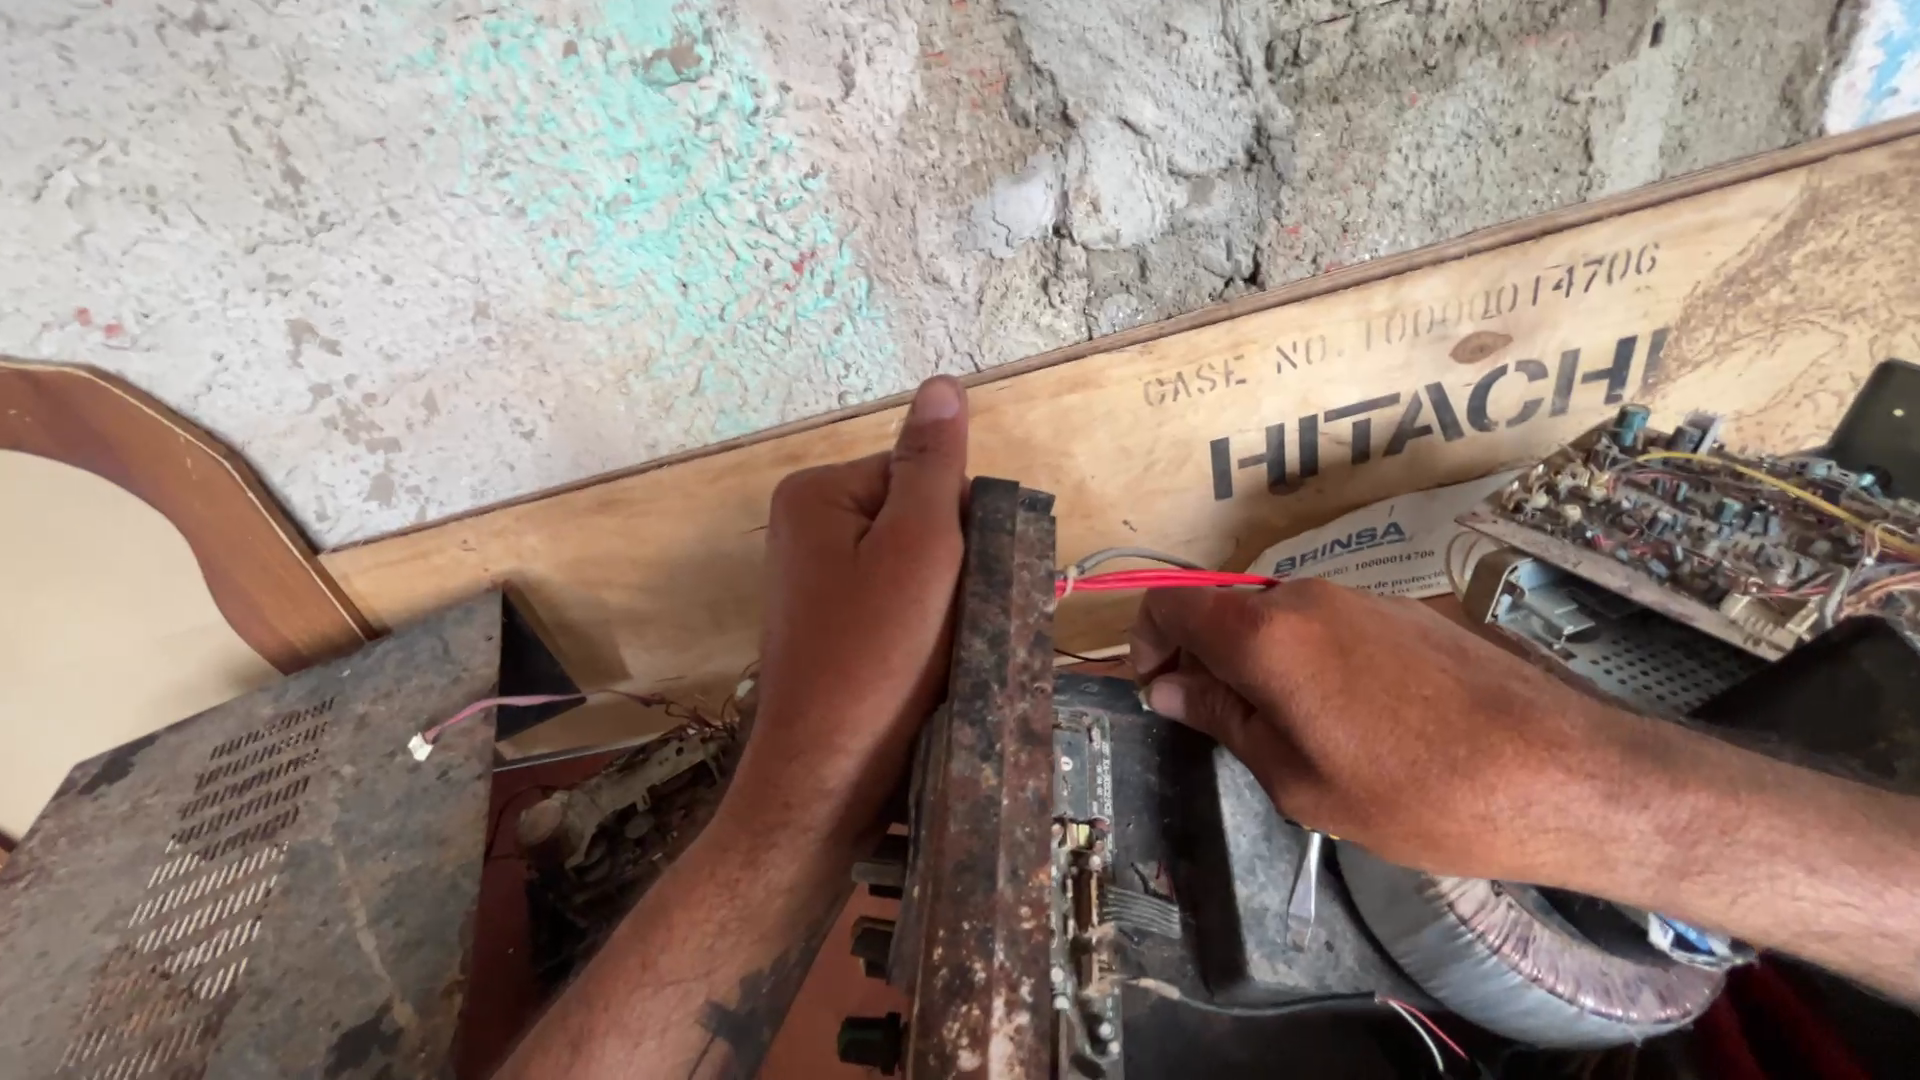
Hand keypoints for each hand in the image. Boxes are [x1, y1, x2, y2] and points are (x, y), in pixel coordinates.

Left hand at [725, 376, 969, 852]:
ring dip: (946, 601)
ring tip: (949, 647)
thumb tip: (943, 385)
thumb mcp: (919, 548)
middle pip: (916, 520)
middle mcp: (806, 529)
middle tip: (958, 620)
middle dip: (953, 565)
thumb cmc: (877, 659)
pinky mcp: (831, 629)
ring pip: (913, 568)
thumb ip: (933, 465)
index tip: (964, 578)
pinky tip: (931, 663)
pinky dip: (923, 628)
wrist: (827, 781)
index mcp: (816, 494)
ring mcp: (816, 583)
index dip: (958, 523)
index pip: (921, 474)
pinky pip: (895, 606)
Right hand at [1130, 578, 1660, 882]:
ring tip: (1289, 729)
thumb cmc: (1412, 792)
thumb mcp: (1295, 778)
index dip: (1146, 641)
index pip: (1168, 604)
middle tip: (1219, 723)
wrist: (1567, 773)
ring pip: (1272, 618)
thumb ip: (1221, 719)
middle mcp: (1302, 596)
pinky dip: (1304, 657)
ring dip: (1254, 661)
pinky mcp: (1399, 608)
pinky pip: (1323, 624)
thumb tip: (1166, 688)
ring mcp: (1356, 596)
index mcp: (1264, 633)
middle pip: (1219, 610)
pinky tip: (1349, 716)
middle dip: (1201, 659)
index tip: (1160, 689)